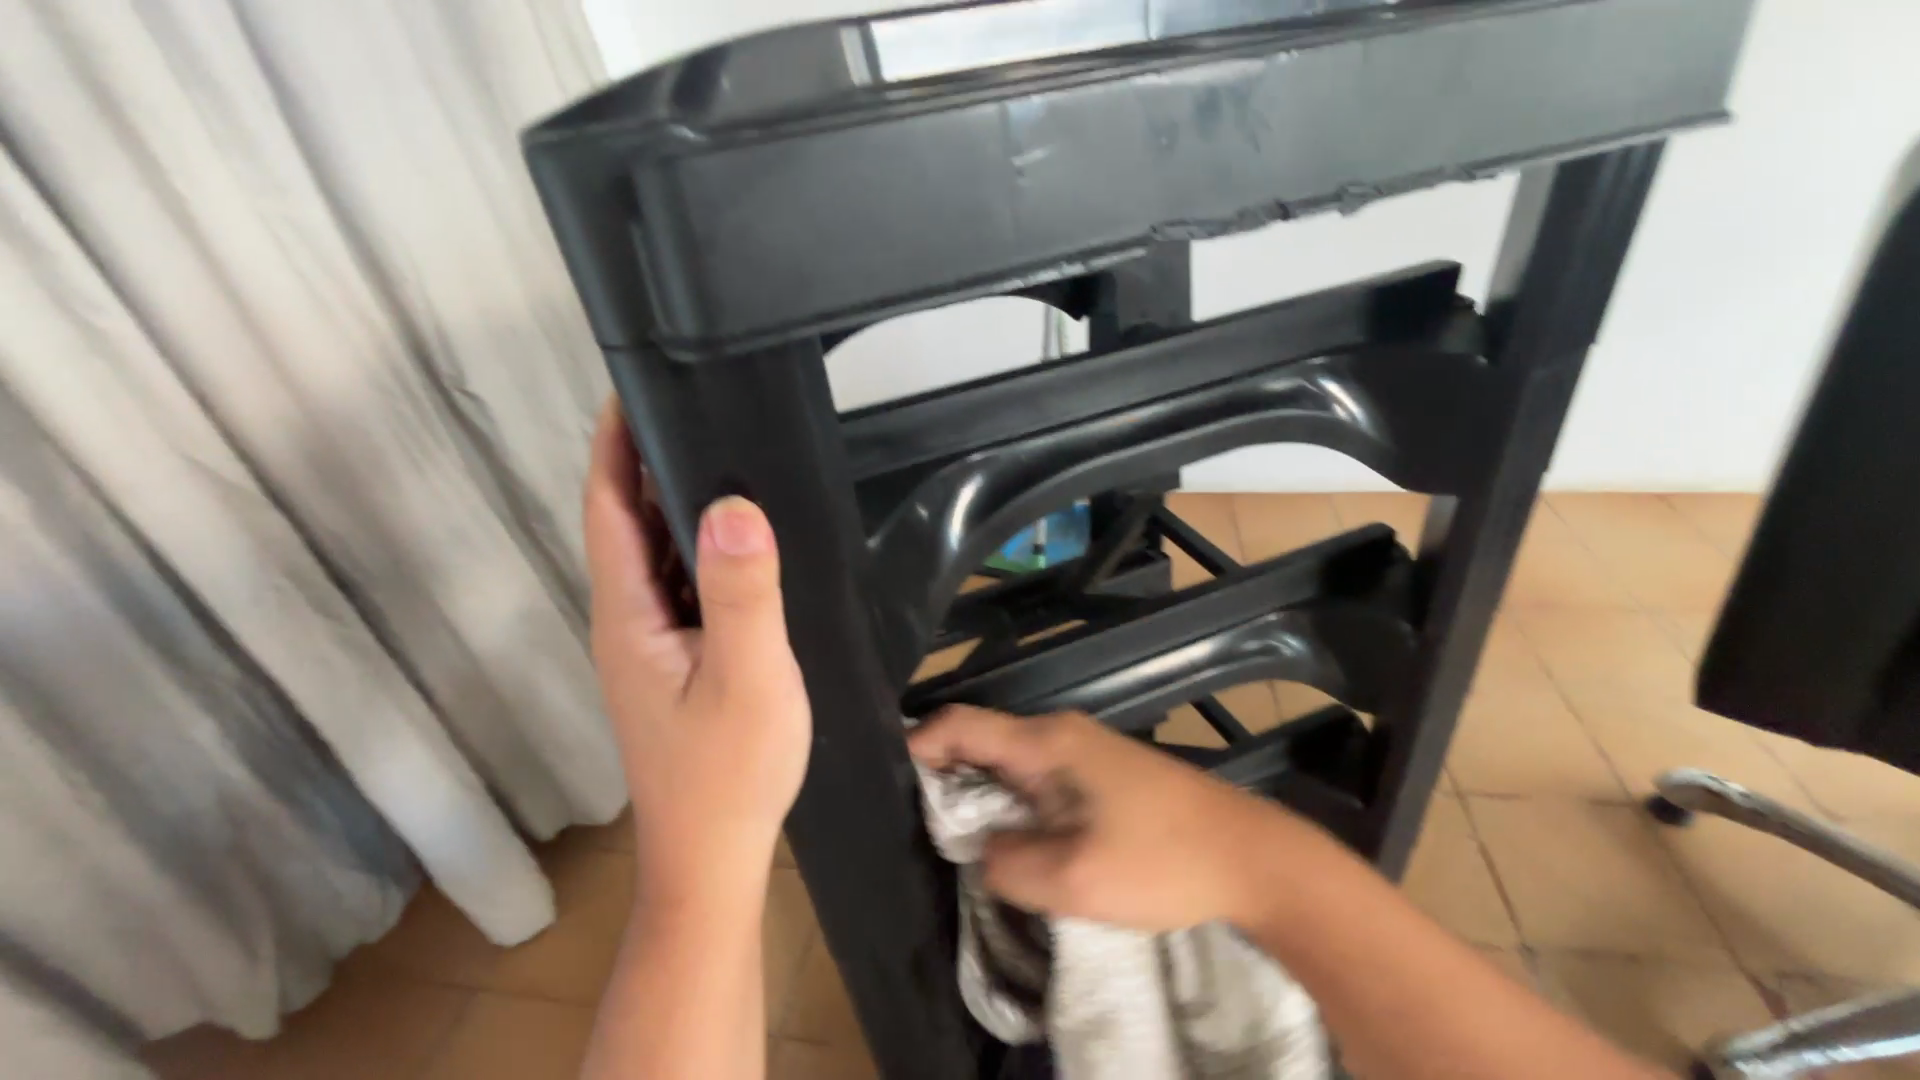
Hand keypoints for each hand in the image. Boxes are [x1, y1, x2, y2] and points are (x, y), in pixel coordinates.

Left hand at [584, 401, 811, 892]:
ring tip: (725, 454)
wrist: (713, 855)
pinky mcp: (675, 663)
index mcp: (627, 614)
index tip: (635, 387)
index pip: (607, 508)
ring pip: (655, 555)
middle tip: (700, 405)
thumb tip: (735, 504)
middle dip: (650, 462)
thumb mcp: (746, 677)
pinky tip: (741, 540)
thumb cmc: (728, 770)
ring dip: (676, 503)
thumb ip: (742, 593)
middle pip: (627, 524)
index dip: (614, 446)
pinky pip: (681, 585)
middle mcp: (627, 621)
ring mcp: (649, 645)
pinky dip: (700, 548)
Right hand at [908, 706, 1314, 930]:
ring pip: (1010, 764)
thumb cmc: (1162, 861)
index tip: (889, 782)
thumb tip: (984, 850)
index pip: (960, 725)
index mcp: (1047, 744)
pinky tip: (1013, 841)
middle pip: (981, 742)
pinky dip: (1013, 804)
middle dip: (944, 779)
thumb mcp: (1074, 880)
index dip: (918, 746)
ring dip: (981, 797)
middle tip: (917, 827)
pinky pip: (1038, 780)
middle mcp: (1061, 734)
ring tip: (957, 841)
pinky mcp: (1103, 775)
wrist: (1251, 858)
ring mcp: (1085, 752)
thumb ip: (1008, 864)